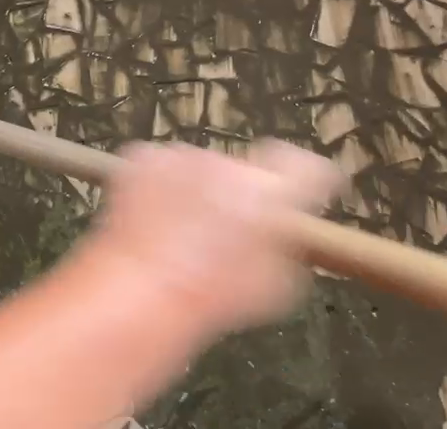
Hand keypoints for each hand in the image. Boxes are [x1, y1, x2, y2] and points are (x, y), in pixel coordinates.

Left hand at [80, 140, 341, 335]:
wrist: (144, 282)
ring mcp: (180, 155)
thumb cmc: (215, 291)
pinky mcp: (143, 155)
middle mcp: (227, 163)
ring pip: (201, 167)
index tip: (298, 193)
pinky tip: (160, 214)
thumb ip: (289, 241)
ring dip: (200, 187)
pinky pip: (163, 165)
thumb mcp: (282, 280)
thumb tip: (285, 230)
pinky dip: (163, 183)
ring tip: (187, 228)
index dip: (302, 179)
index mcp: (271, 190)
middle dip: (242, 192)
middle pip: (244, 169)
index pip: (304, 164)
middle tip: (230, 227)